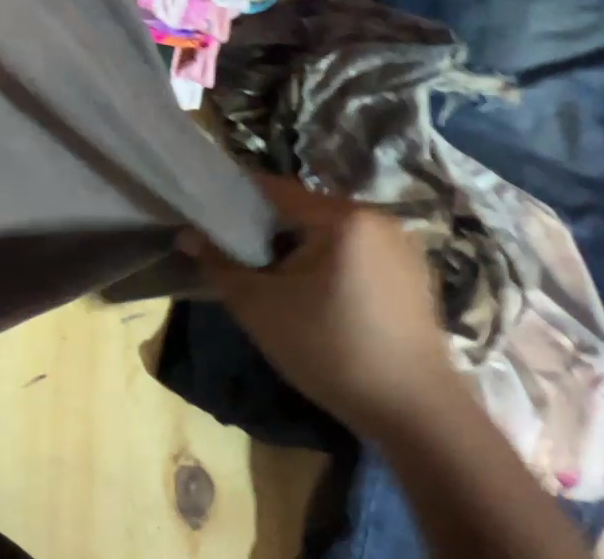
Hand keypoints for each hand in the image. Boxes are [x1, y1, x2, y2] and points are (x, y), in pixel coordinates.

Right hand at [181, 177, 460, 433]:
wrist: (416, 415)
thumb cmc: (330, 349)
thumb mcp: (257, 305)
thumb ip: (217, 262)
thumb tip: (187, 234)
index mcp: (342, 216)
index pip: (269, 188)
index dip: (229, 200)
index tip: (202, 219)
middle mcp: (377, 218)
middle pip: (299, 208)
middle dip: (263, 229)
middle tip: (233, 257)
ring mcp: (401, 246)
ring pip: (325, 231)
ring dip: (293, 247)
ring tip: (269, 279)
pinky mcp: (412, 273)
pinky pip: (351, 251)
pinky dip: (324, 262)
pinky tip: (311, 295)